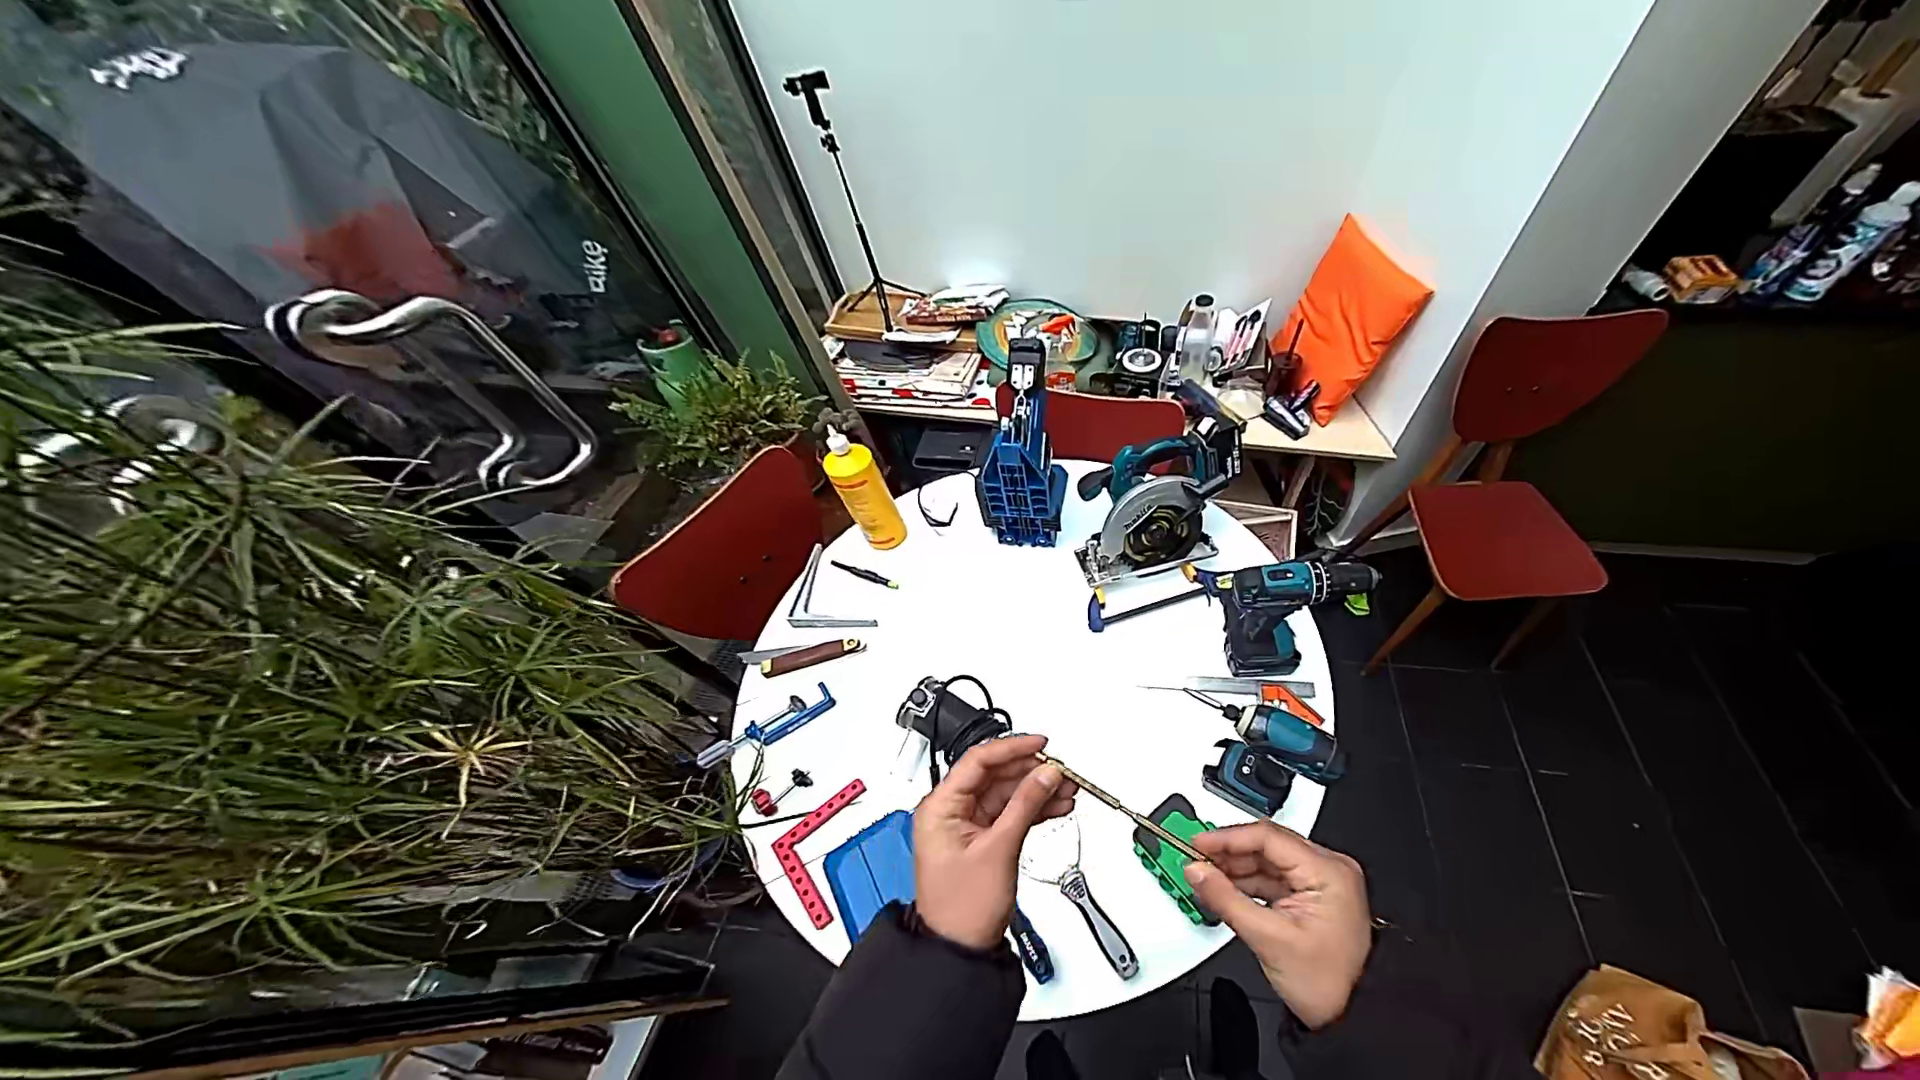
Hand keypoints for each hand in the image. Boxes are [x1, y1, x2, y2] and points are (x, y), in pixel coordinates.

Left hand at [912, 734, 1076, 949]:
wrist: (959, 951)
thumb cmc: (961, 910)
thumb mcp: (999, 849)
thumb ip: (1025, 806)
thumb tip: (1045, 774)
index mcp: (940, 806)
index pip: (978, 761)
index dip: (1012, 748)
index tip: (1040, 744)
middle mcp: (951, 810)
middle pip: (995, 775)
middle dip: (1031, 771)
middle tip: (1061, 771)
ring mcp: (967, 823)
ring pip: (1006, 793)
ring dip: (1037, 790)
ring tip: (1066, 790)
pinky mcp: (982, 837)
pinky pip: (1010, 811)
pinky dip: (1033, 808)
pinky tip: (1056, 806)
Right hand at [1184, 822, 1371, 1027]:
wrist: (1355, 1021)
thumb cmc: (1332, 986)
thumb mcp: (1269, 939)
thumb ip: (1226, 899)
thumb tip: (1196, 871)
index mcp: (1328, 872)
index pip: (1267, 837)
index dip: (1226, 838)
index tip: (1197, 843)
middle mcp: (1327, 869)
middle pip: (1264, 844)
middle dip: (1227, 852)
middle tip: (1195, 858)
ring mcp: (1318, 881)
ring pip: (1263, 859)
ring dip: (1233, 867)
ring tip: (1205, 875)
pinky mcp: (1308, 894)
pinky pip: (1269, 875)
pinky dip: (1244, 881)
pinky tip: (1223, 887)